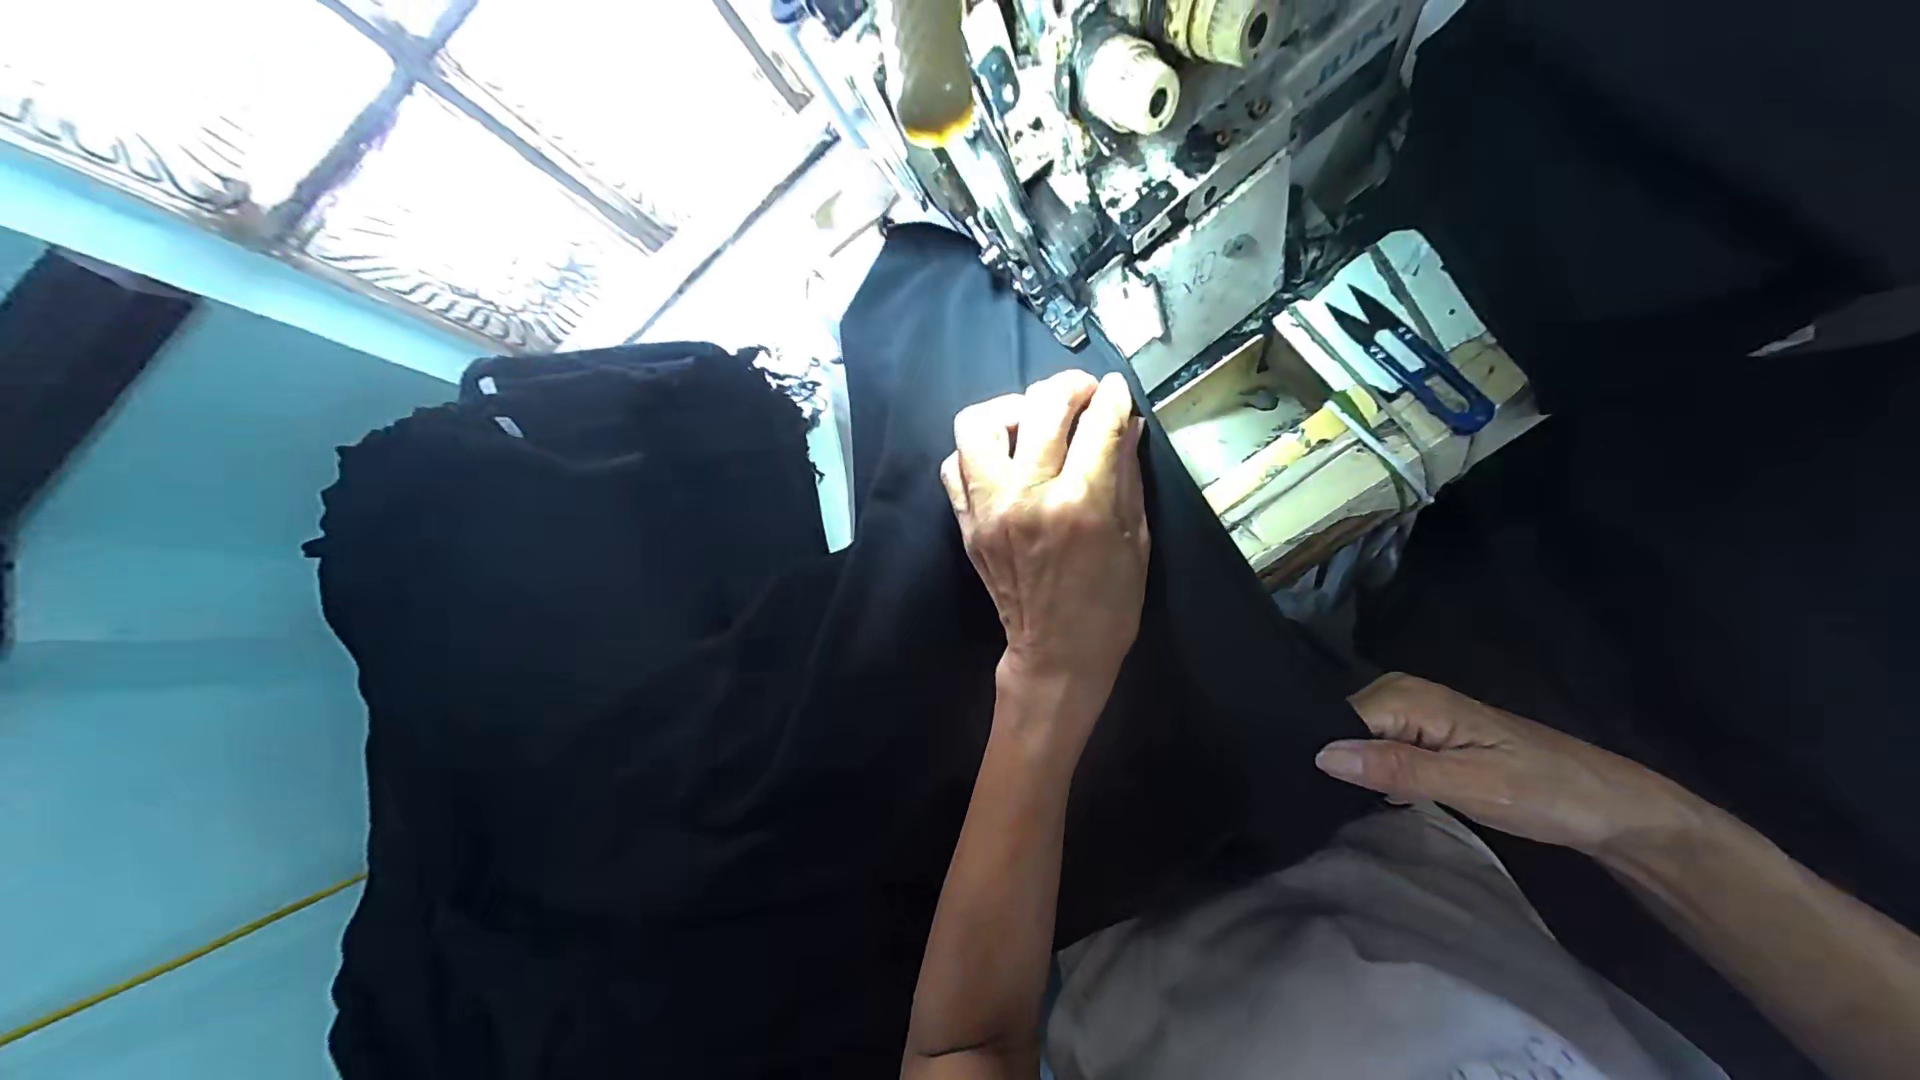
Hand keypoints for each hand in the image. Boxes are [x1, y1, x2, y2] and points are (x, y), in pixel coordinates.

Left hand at [941, 370, 1148, 744]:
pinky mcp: (966, 522)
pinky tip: (1003, 458)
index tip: (1115, 389)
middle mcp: (1028, 497)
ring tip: (1032, 420)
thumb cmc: (1109, 603)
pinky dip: (977, 450)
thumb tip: (1126, 423)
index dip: (1112, 397)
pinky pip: (954, 465)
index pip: (1097, 424)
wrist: (1057, 653)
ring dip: (1009, 409)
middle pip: (1040, 409)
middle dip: (1067, 388)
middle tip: (1081, 394)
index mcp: (1081, 504)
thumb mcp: (1136, 538)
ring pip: (978, 424)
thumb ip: (1127, 474)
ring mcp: (988, 508)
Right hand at [1317, 673, 1708, 855]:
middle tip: (1337, 800)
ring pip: (1355, 737)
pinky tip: (1373, 792)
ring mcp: (1412, 712)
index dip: (1325, 752)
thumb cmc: (1548, 794)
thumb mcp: (1473, 786)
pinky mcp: (1421, 732)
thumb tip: (1322, 755)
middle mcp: (1403, 693)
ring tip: (1348, 799)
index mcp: (1410, 696)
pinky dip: (1373, 769)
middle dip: (1337, 760)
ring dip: (1354, 768)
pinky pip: (1375, 745)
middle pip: (1341, 725)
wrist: (1615, 810)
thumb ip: (1396, 769)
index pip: (1337, 718)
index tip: (1318, 788)